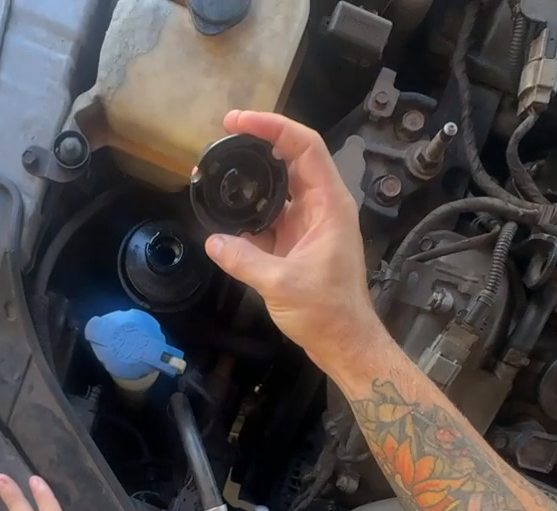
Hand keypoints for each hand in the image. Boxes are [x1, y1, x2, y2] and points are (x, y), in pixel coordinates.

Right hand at [202, 111, 386, 371]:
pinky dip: (249, 217)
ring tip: (216, 179)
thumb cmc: (326, 312)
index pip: (303, 146)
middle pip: (288, 162)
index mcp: (328, 204)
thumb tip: (213, 241)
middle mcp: (320, 208)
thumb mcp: (281, 284)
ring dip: (249, 185)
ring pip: (277, 192)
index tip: (237, 122)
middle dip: (254, 149)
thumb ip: (244, 260)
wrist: (343, 342)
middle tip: (220, 145)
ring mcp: (308, 227)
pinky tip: (225, 219)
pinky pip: (270, 221)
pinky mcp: (296, 246)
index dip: (271, 126)